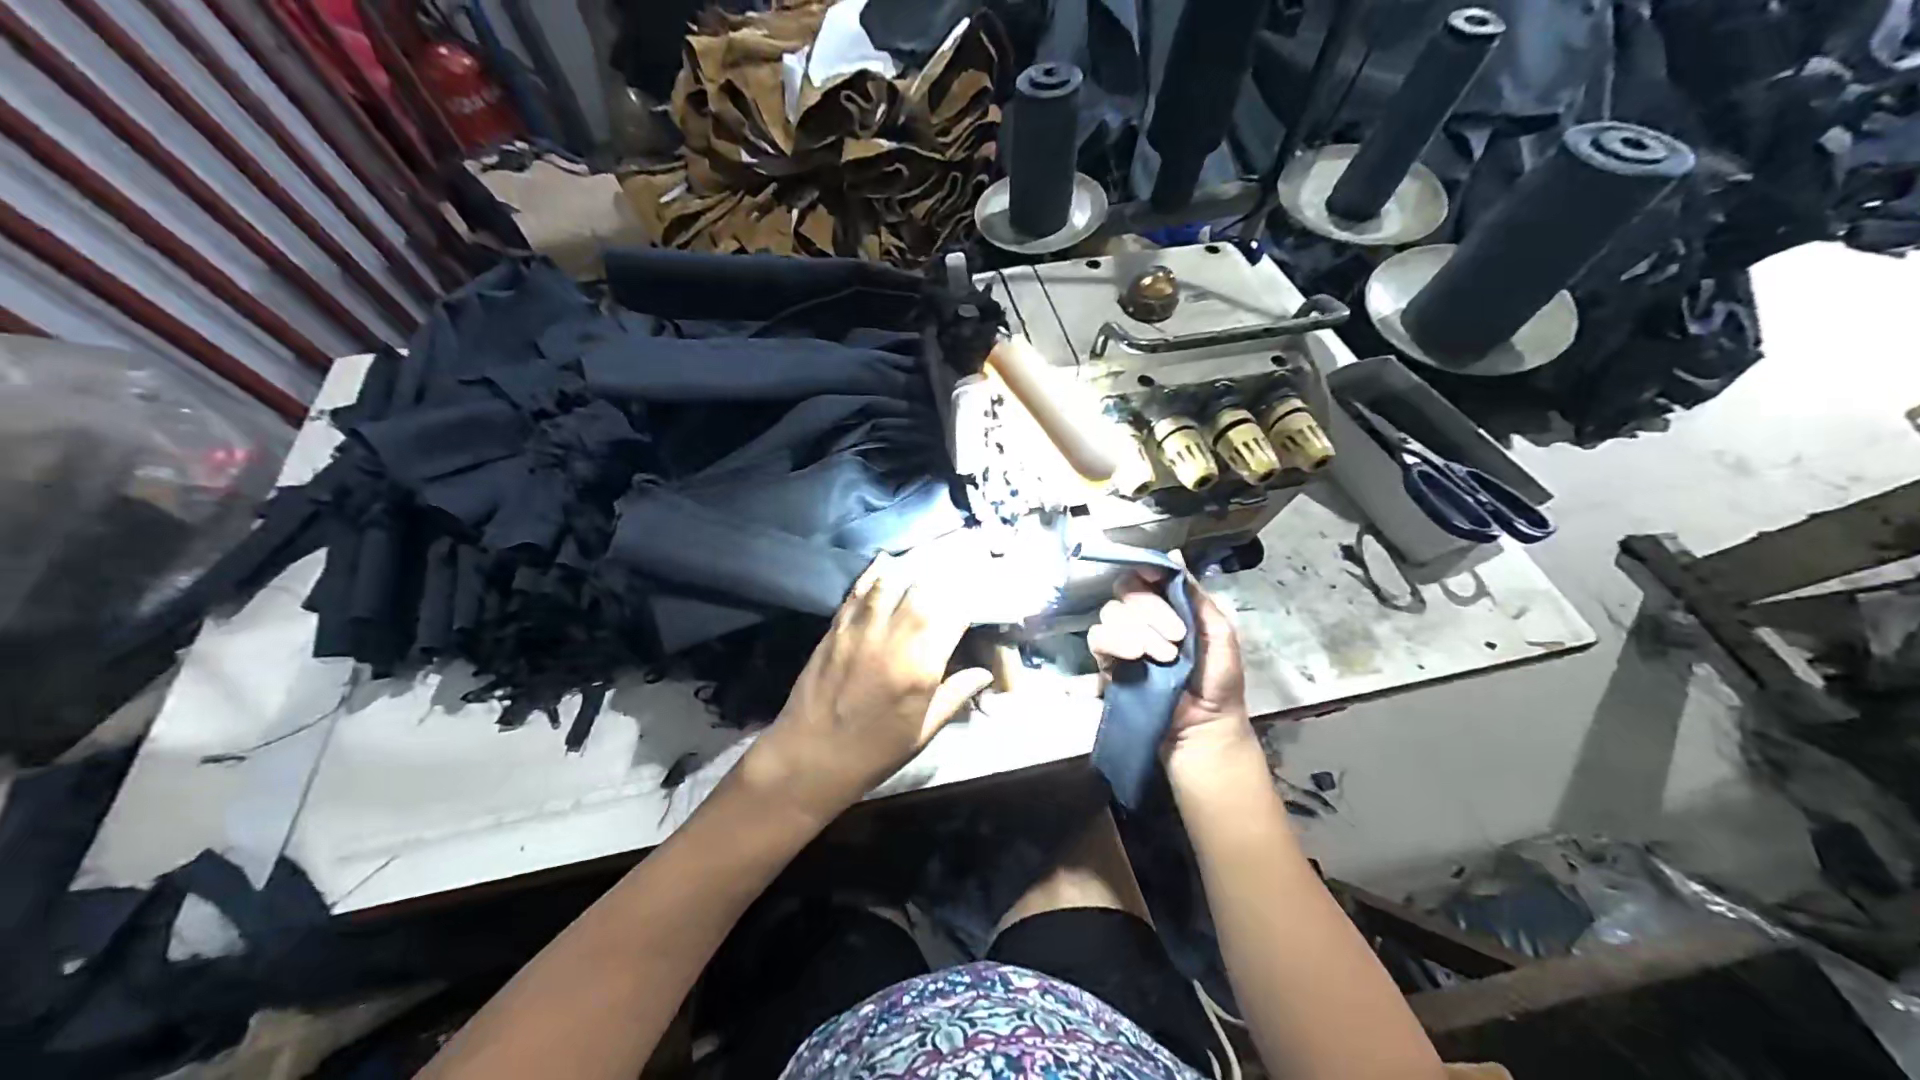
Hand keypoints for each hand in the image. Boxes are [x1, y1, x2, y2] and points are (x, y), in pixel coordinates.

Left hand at [739, 555, 993, 822]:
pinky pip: (860, 589)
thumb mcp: (924, 730)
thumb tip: (984, 673)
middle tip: (965, 561)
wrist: (809, 757)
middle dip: (949, 571)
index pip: (954, 613)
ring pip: (891, 579)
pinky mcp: (835, 626)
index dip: (973, 595)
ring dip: (915, 566)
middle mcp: (891, 637)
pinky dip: (878, 572)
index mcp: (919, 667)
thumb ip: (955, 695)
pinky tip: (890, 563)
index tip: (984, 588)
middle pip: (925, 587)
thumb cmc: (874, 751)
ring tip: (932, 558)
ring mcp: (859, 628)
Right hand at [1086, 569, 1256, 769]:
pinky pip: (1097, 639)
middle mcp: (1142, 617)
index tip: (1156, 578)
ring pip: (1111, 613)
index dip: (1147, 571)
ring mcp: (1123, 639)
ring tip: (1163, 657)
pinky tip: (1135, 657)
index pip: (1146, 574)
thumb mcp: (1219, 633)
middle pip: (1126, 590)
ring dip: (1136, 630)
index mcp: (1168, 605)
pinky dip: (1114, 643)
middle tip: (1176, 638)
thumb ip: (1195, 597)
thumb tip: (1174, 558)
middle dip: (1150, 610)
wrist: (1205, 726)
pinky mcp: (1108, 662)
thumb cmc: (1218, 681)